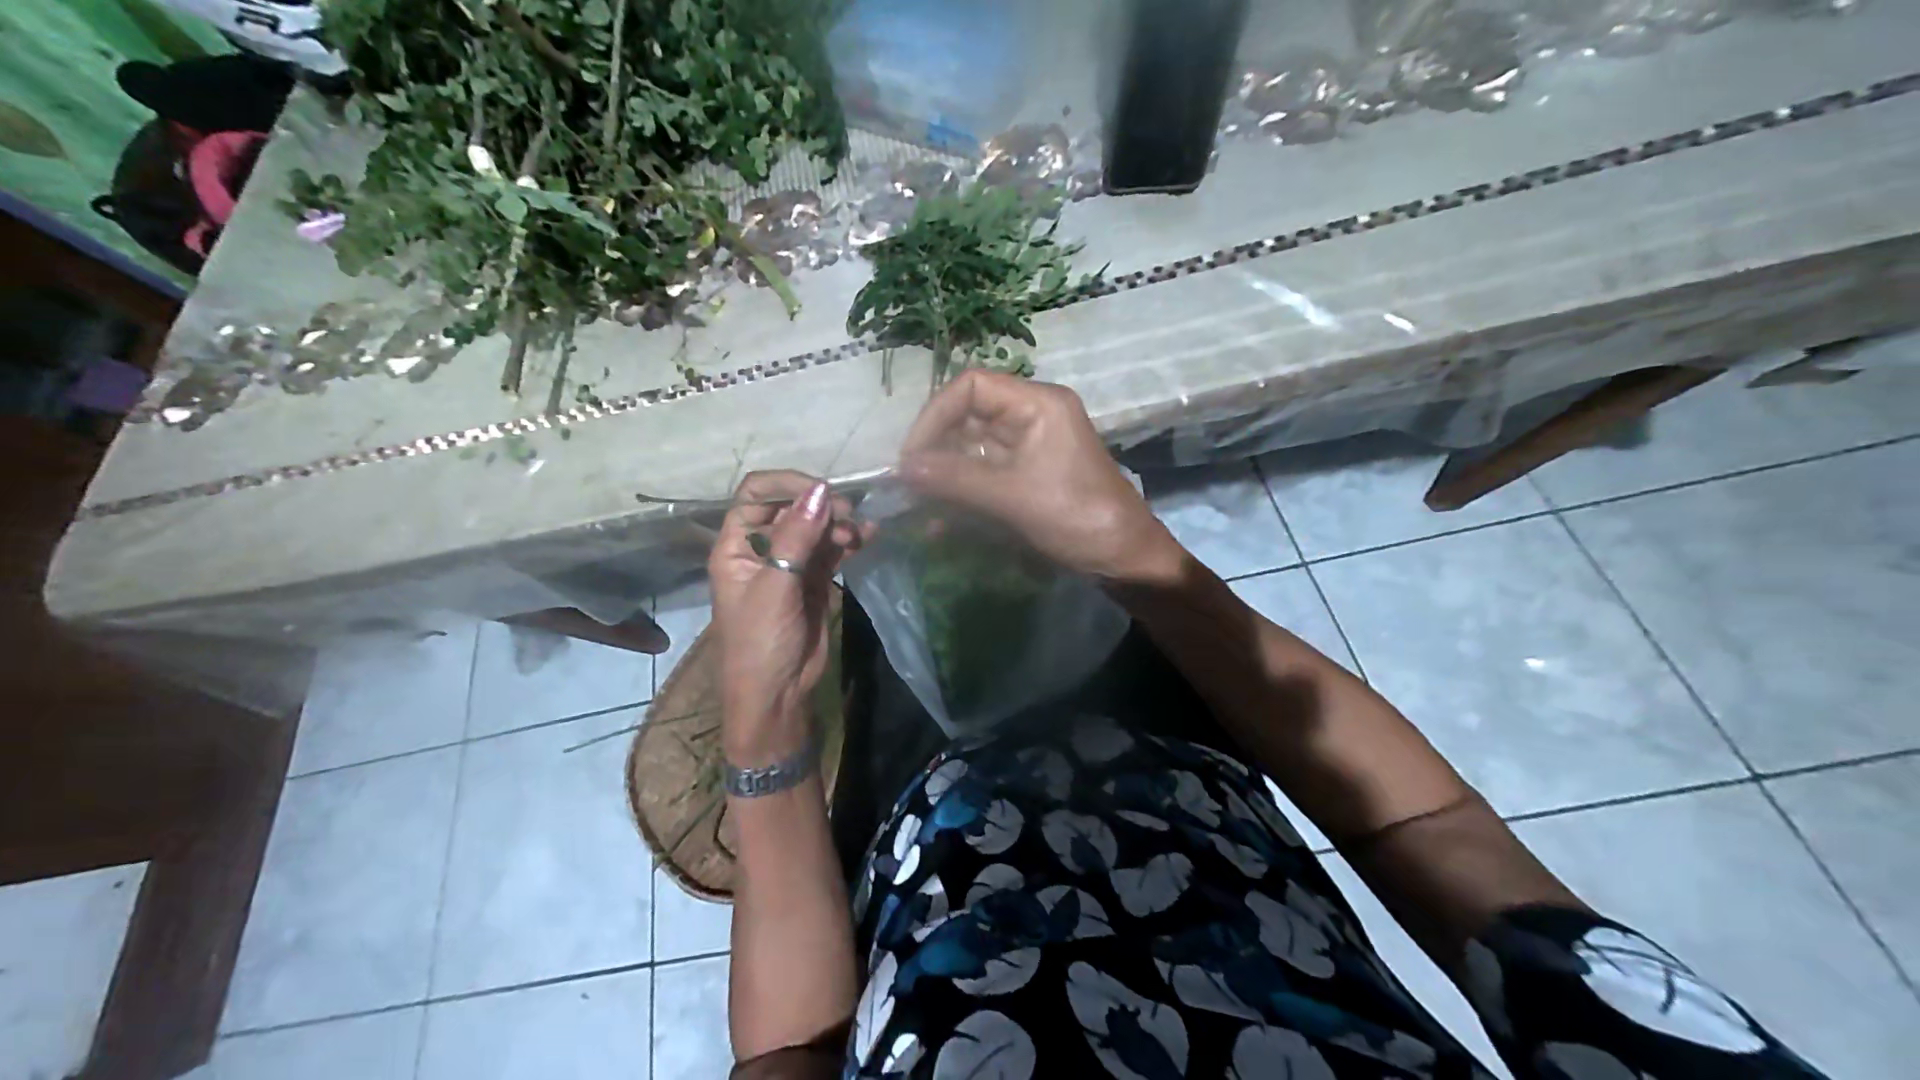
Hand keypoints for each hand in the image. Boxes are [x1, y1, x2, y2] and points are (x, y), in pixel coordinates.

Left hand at [708, 471, 864, 765]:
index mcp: (736, 545)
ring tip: (858, 533)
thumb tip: (821, 491)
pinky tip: (868, 537)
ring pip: (815, 526)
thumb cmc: (760, 643)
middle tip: (847, 516)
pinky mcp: (813, 579)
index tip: (822, 491)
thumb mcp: (775, 588)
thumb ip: (797, 539)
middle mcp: (761, 548)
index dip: (787, 484)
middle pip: (791, 506)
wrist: (777, 696)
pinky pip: (832, 549)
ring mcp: (789, 563)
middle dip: (820, 505)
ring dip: (838, 523)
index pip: (756, 494)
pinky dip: (849, 540)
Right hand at [899, 371, 1180, 584]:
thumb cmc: (1076, 517)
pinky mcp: (1024, 477)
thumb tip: (902, 468)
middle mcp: (1030, 417)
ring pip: (970, 449)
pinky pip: (981, 476)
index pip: (971, 387)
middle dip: (935, 449)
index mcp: (1037, 404)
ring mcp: (1027, 448)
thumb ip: (956, 478)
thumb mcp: (1013, 496)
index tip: (912, 456)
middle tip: (909, 485)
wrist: (1123, 560)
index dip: (935, 415)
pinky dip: (959, 494)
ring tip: (918, 505)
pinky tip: (939, 522)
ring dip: (943, 476)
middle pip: (967, 417)